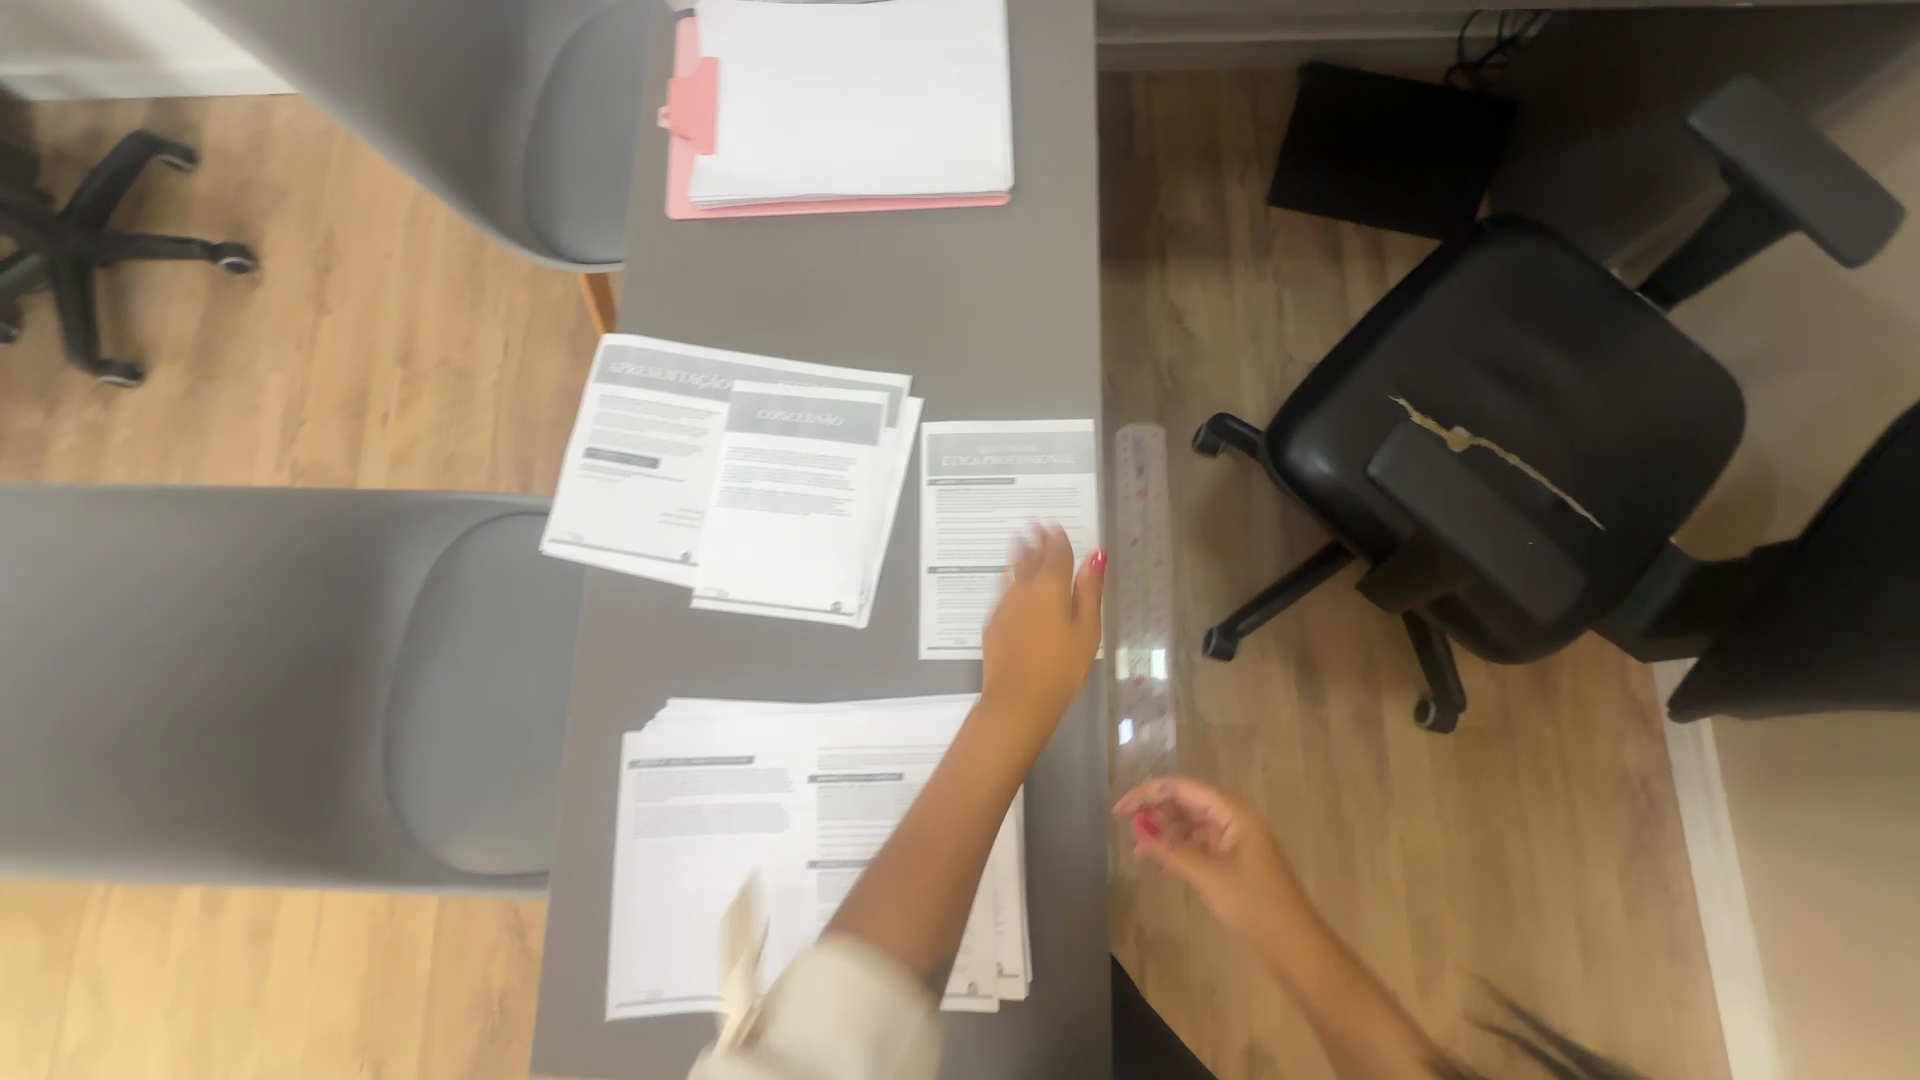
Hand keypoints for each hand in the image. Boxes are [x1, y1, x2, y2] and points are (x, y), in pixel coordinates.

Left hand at [980, 523, 1105, 733]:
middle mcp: (1024, 589)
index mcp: (1052, 587)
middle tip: (1034, 523)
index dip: (1057, 538)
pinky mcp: (992, 623)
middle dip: (1035, 539)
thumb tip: (1095, 557)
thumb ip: (1089, 592)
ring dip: (1018, 553)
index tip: (1054, 524)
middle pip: (1030, 557)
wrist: (1017, 698)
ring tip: (1019, 539)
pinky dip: (1007, 577)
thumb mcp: (1087, 631)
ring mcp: (1004, 605)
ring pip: (1012, 571)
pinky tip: (1007, 578)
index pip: (1056, 554)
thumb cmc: (1062, 667)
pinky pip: (1001, 590)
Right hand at [1113, 776, 1308, 942]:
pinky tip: (1158, 860)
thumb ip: (1171, 849)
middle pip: (1185, 801)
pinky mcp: (1233, 860)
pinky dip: (1177, 848)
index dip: (1147, 794)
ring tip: (1137, 848)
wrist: (1296, 947)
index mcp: (1232, 811)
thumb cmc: (1255, 906)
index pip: (1181, 788)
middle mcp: (1233, 817)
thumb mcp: (1208, 876)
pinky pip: (1198, 843)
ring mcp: (1234, 839)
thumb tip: (1137, 829)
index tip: (1119, 811)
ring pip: (1190, 823)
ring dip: (1163, 831)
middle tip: (1124, 826)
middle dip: (1154, 811)